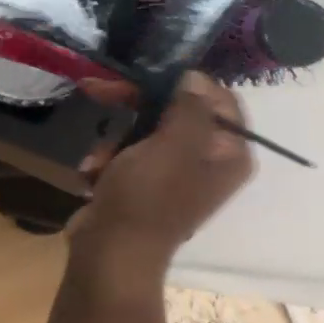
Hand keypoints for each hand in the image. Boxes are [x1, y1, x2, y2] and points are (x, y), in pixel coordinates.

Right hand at [70, 73, 255, 277]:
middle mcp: (209, 161)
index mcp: (229, 152)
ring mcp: (175, 174)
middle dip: (133, 108)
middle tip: (94, 90)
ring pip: (143, 133)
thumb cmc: (146, 196)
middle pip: (175, 113)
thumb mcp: (171, 146)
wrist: (111, 248)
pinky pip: (126, 156)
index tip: (140, 74)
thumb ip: (189, 108)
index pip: (217, 98)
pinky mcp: (143, 185)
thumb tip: (194, 76)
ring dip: (113, 140)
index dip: (180, 82)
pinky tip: (94, 172)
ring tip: (98, 159)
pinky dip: (106, 159)